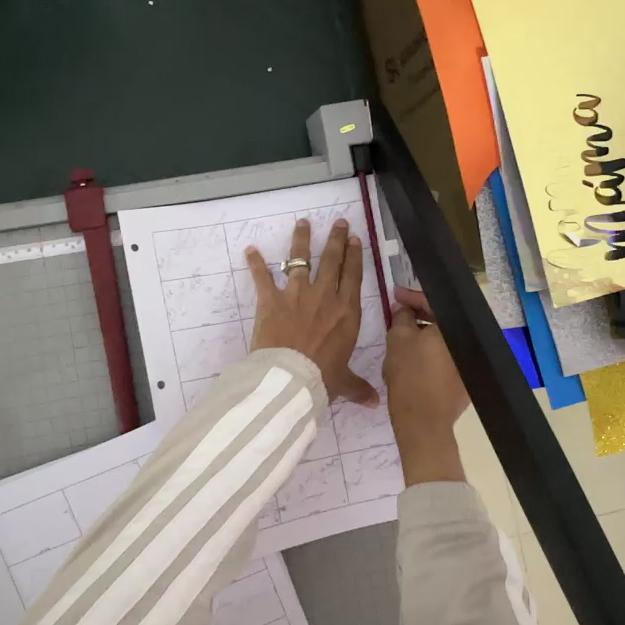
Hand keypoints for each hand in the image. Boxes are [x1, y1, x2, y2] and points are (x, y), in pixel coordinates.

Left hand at [246, 218, 378, 405]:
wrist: (290, 376)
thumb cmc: (322, 377)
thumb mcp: (343, 382)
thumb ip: (358, 387)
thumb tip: (374, 402)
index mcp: (346, 312)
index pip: (353, 276)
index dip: (355, 256)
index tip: (354, 239)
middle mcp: (324, 296)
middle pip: (332, 260)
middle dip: (335, 239)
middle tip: (338, 222)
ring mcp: (297, 294)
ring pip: (300, 259)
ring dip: (302, 240)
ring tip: (303, 223)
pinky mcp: (271, 300)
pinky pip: (262, 277)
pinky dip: (255, 263)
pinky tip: (250, 250)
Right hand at [383, 288, 470, 484]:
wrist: (423, 421)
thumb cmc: (410, 375)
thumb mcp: (398, 339)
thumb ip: (402, 317)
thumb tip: (405, 310)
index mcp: (455, 326)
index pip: (433, 300)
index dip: (411, 295)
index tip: (395, 294)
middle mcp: (470, 340)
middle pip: (443, 319)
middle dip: (420, 314)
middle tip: (400, 314)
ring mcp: (472, 361)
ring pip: (446, 338)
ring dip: (427, 333)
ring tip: (406, 335)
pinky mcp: (468, 379)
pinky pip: (449, 356)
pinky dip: (435, 351)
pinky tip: (417, 356)